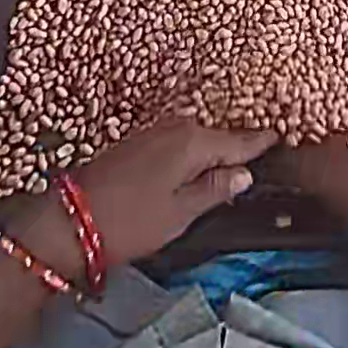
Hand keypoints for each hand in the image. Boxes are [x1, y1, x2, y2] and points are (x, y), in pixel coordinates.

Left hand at [9, 118, 275, 279]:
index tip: (278, 135)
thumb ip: (215, 189)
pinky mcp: (139, 140)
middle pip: (217, 136)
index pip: (236, 142)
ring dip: (214, 147)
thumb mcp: (179, 213)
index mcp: (193, 142)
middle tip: (261, 147)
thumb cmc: (130, 220)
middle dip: (237, 143)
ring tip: (233, 157)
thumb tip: (245, 172)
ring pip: (197, 137)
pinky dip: (193, 149)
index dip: (257, 142)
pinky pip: (179, 140)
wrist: (69, 219)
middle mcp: (177, 127)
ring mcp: (155, 130)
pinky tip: (197, 162)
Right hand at [269, 137, 347, 332]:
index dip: (274, 169)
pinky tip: (334, 180)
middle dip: (293, 161)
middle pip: (315, 149)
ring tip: (299, 180)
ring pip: (335, 147)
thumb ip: (335, 215)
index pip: (297, 162)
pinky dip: (338, 161)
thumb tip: (316, 201)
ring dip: (317, 159)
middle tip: (274, 179)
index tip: (256, 174)